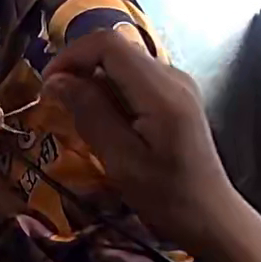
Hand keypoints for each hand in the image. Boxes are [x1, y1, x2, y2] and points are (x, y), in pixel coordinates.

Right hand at [41, 29, 248, 248]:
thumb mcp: (121, 160)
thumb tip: (56, 80)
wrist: (211, 217)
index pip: (109, 44)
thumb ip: (90, 113)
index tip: (49, 84)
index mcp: (161, 92)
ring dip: (91, 79)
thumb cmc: (166, 196)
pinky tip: (102, 118)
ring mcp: (176, 83)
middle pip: (114, 48)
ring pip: (120, 61)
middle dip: (78, 67)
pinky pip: (130, 76)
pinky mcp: (174, 93)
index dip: (72, 55)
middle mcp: (172, 76)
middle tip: (56, 101)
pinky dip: (107, 88)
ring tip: (76, 112)